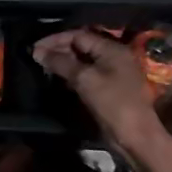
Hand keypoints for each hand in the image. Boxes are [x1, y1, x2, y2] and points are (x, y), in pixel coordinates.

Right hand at [32, 29, 163, 154]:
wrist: (136, 136)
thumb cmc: (112, 103)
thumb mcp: (85, 79)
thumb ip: (61, 63)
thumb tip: (38, 52)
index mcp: (111, 48)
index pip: (78, 35)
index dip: (55, 39)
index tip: (35, 48)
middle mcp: (113, 56)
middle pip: (81, 46)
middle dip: (58, 50)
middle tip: (37, 58)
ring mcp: (112, 72)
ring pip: (83, 60)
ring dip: (64, 62)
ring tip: (44, 67)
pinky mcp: (109, 88)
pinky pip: (87, 74)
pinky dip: (72, 74)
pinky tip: (59, 79)